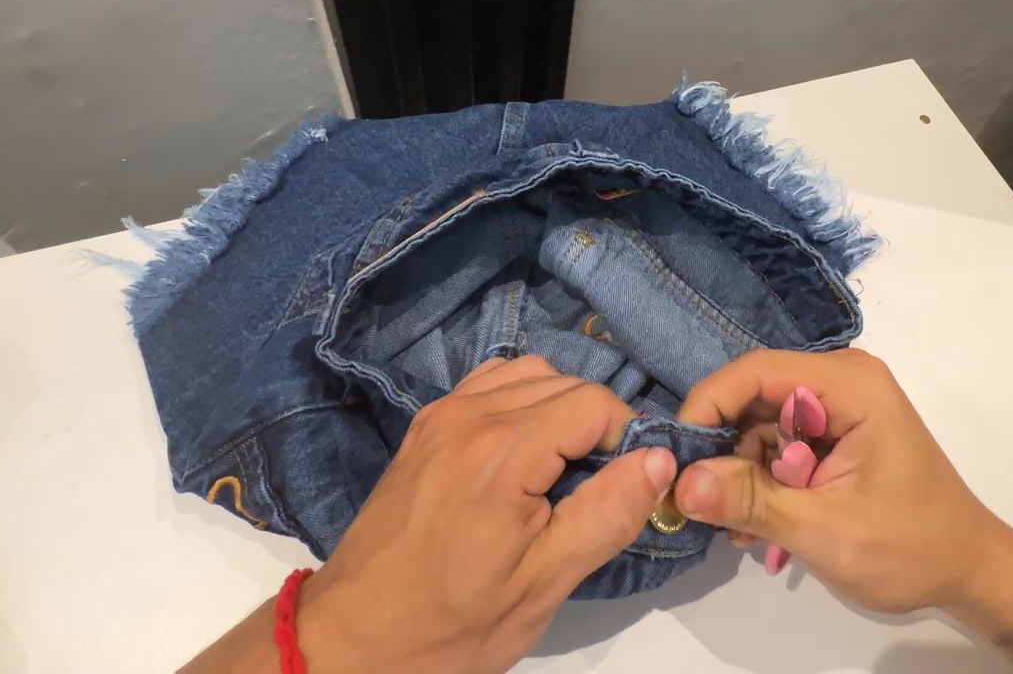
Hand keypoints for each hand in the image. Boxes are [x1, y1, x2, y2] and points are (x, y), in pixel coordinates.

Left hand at [297, 356, 676, 673]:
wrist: (352, 639)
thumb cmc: (453, 623)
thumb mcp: (544, 583)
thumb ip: (608, 513)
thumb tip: (661, 458)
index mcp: (503, 450)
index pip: (594, 403)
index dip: (624, 438)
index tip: (624, 486)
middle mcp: (472, 412)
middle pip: (566, 383)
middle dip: (595, 426)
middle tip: (593, 487)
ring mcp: (444, 410)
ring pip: (531, 373)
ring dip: (559, 407)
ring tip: (558, 466)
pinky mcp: (428, 420)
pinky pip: (492, 380)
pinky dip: (520, 397)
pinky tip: (519, 446)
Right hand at [673, 348, 1008, 613]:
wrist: (971, 572)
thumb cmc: (909, 548)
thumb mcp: (824, 531)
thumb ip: (750, 501)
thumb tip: (680, 484)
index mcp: (847, 383)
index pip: (756, 372)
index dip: (709, 405)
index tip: (678, 456)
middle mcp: (840, 378)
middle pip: (755, 395)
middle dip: (725, 447)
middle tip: (700, 499)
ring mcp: (837, 401)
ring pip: (761, 420)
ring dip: (742, 469)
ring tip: (737, 526)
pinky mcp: (834, 427)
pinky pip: (778, 438)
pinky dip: (762, 475)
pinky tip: (757, 520)